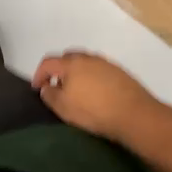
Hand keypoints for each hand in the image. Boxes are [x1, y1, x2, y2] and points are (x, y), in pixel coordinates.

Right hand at [33, 51, 165, 142]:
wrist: (134, 114)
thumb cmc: (93, 110)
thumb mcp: (63, 107)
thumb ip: (50, 95)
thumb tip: (46, 87)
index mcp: (71, 63)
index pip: (48, 62)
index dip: (39, 74)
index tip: (37, 88)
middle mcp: (89, 57)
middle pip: (68, 58)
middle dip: (59, 70)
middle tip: (57, 86)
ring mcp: (107, 63)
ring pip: (85, 63)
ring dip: (77, 73)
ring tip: (77, 91)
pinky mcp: (121, 72)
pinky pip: (99, 70)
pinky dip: (92, 78)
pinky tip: (96, 93)